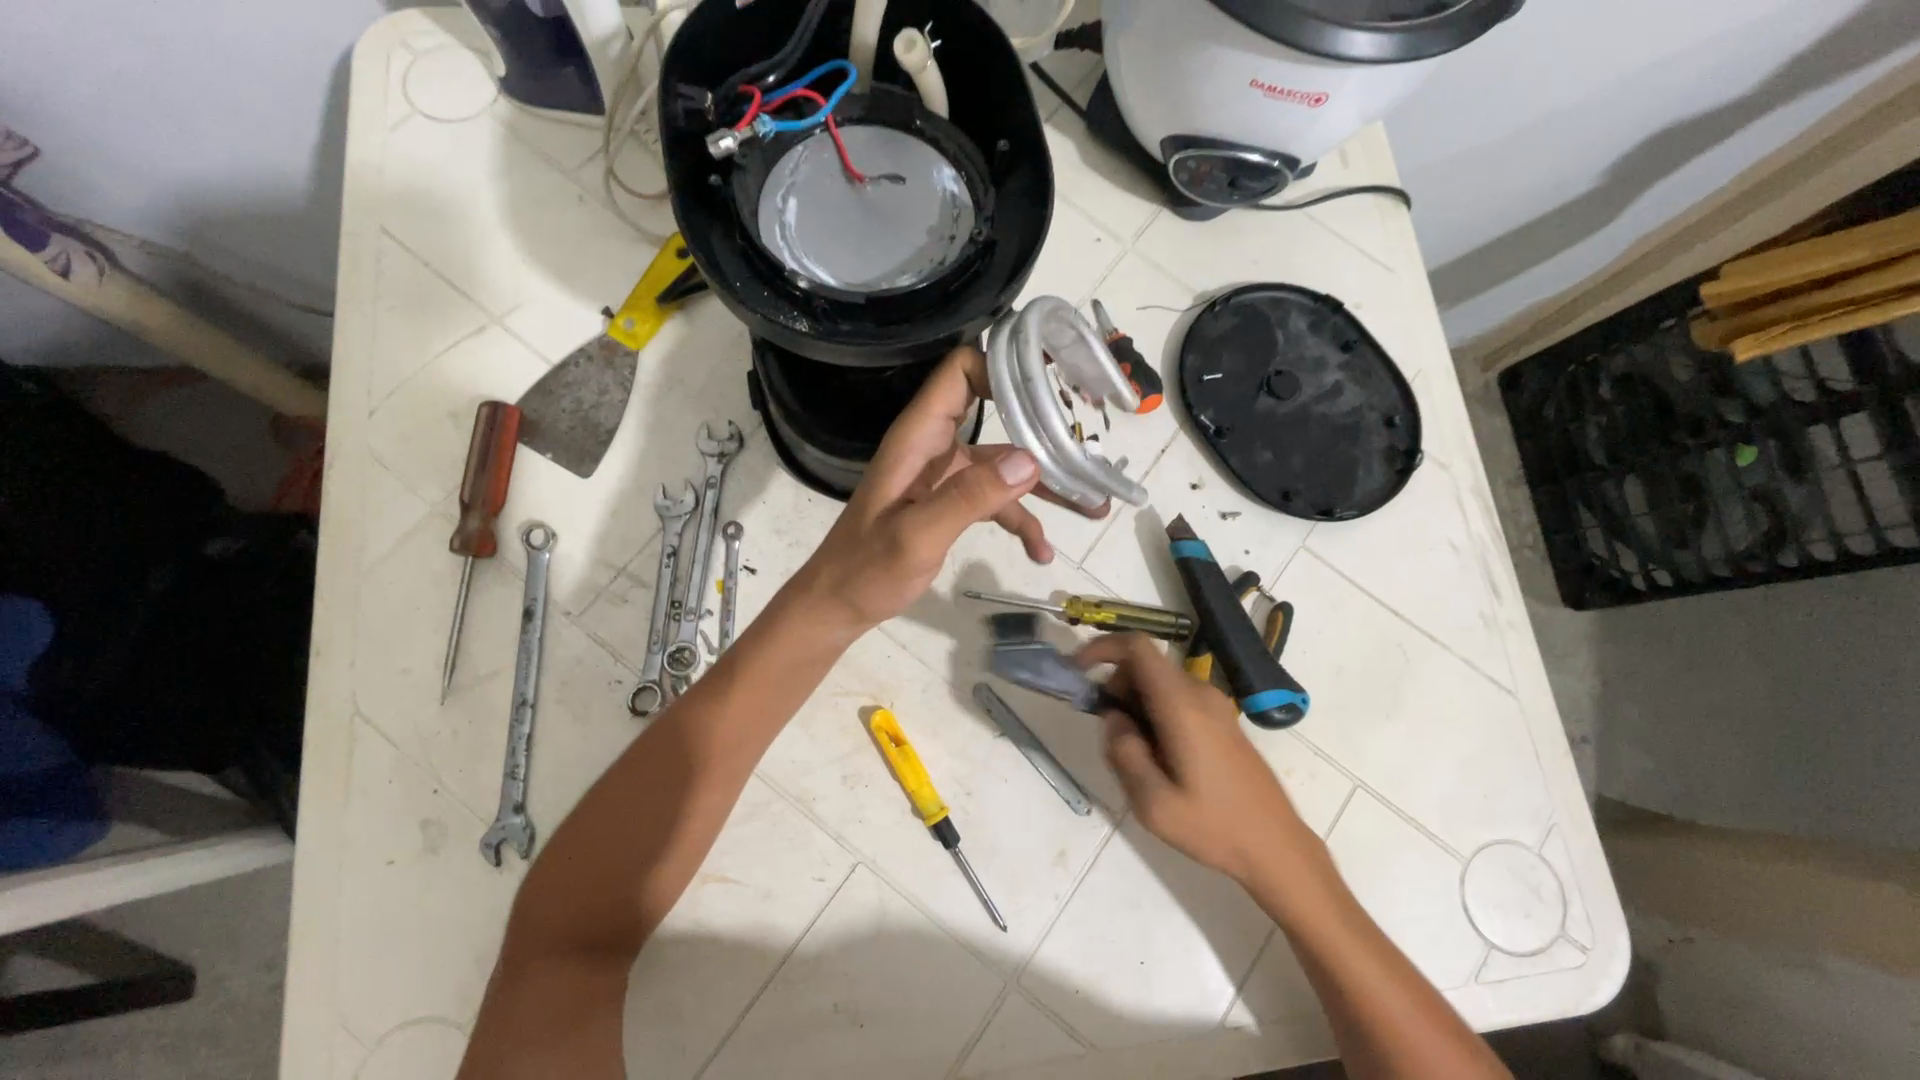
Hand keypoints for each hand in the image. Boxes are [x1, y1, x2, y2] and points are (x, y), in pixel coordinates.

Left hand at [792, 346, 1107, 637]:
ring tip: (1093, 508)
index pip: (961, 373)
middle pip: (999, 420)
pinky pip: (996, 502)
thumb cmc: (867, 568)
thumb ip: (969, 497)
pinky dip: (1022, 522)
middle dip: (1046, 432)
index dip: (1004, 368)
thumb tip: (1031, 461)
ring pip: (1007, 468)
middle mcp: (936, 448)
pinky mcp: (951, 505)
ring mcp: (945, 477)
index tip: (1053, 386)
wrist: (839, 605)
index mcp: (919, 438)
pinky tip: (1041, 552)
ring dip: (1048, 487)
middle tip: (1093, 450)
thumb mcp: (918, 535)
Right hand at [1076, 634, 1314, 884]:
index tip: (1077, 672)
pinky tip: (1159, 761)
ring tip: (1137, 759)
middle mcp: (1200, 694)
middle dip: (1116, 689)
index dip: (1101, 648)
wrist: (1275, 846)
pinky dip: (1154, 714)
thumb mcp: (1152, 803)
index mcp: (1182, 706)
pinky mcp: (1222, 721)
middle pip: (1144, 666)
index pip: (1137, 647)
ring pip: (1159, 684)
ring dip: (1135, 706)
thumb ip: (1123, 752)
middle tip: (1110, 737)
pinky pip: (1176, 700)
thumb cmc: (1213, 827)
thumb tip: (1113, 718)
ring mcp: (1215, 706)